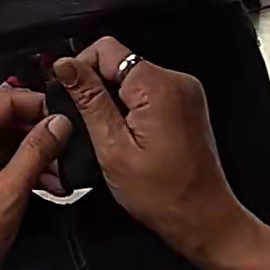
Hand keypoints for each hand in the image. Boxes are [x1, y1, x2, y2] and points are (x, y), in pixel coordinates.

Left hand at [0, 88, 71, 269]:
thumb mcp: (7, 194)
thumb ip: (36, 153)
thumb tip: (57, 124)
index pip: (3, 99)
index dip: (38, 105)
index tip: (67, 117)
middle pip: (3, 120)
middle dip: (38, 135)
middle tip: (68, 149)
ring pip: (2, 144)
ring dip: (33, 157)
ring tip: (60, 177)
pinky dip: (20, 173)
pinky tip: (45, 188)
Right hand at [53, 37, 254, 266]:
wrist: (203, 220)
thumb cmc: (164, 195)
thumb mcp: (112, 147)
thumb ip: (88, 100)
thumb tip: (66, 66)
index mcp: (157, 86)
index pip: (105, 49)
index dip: (81, 70)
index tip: (72, 97)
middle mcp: (176, 81)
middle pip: (118, 61)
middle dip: (98, 89)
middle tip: (93, 126)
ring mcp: (184, 91)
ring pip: (129, 77)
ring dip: (114, 100)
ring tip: (115, 136)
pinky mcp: (184, 103)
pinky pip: (145, 90)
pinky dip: (130, 108)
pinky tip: (131, 137)